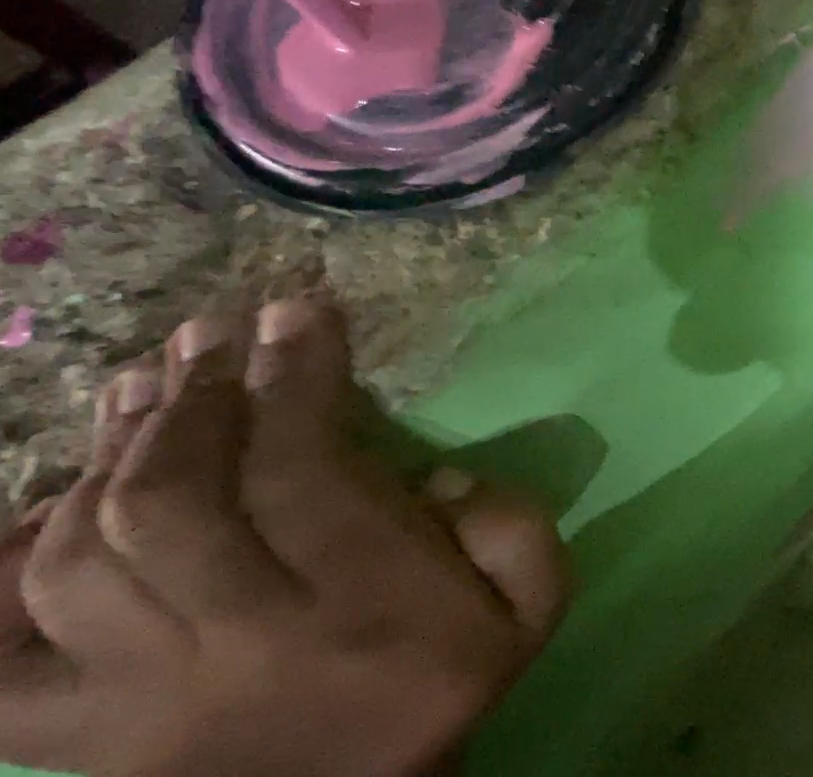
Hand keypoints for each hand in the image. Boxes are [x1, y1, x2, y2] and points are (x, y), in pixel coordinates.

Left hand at [0, 300, 570, 776]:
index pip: (306, 472)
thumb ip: (515, 531)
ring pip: (81, 557)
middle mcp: (243, 643)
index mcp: (366, 607)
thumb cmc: (447, 685)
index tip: (297, 311)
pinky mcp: (81, 732)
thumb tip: (439, 474)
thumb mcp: (532, 609)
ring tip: (146, 385)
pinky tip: (38, 508)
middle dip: (193, 398)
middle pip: (177, 502)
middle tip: (214, 334)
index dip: (294, 380)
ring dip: (106, 455)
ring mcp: (142, 694)